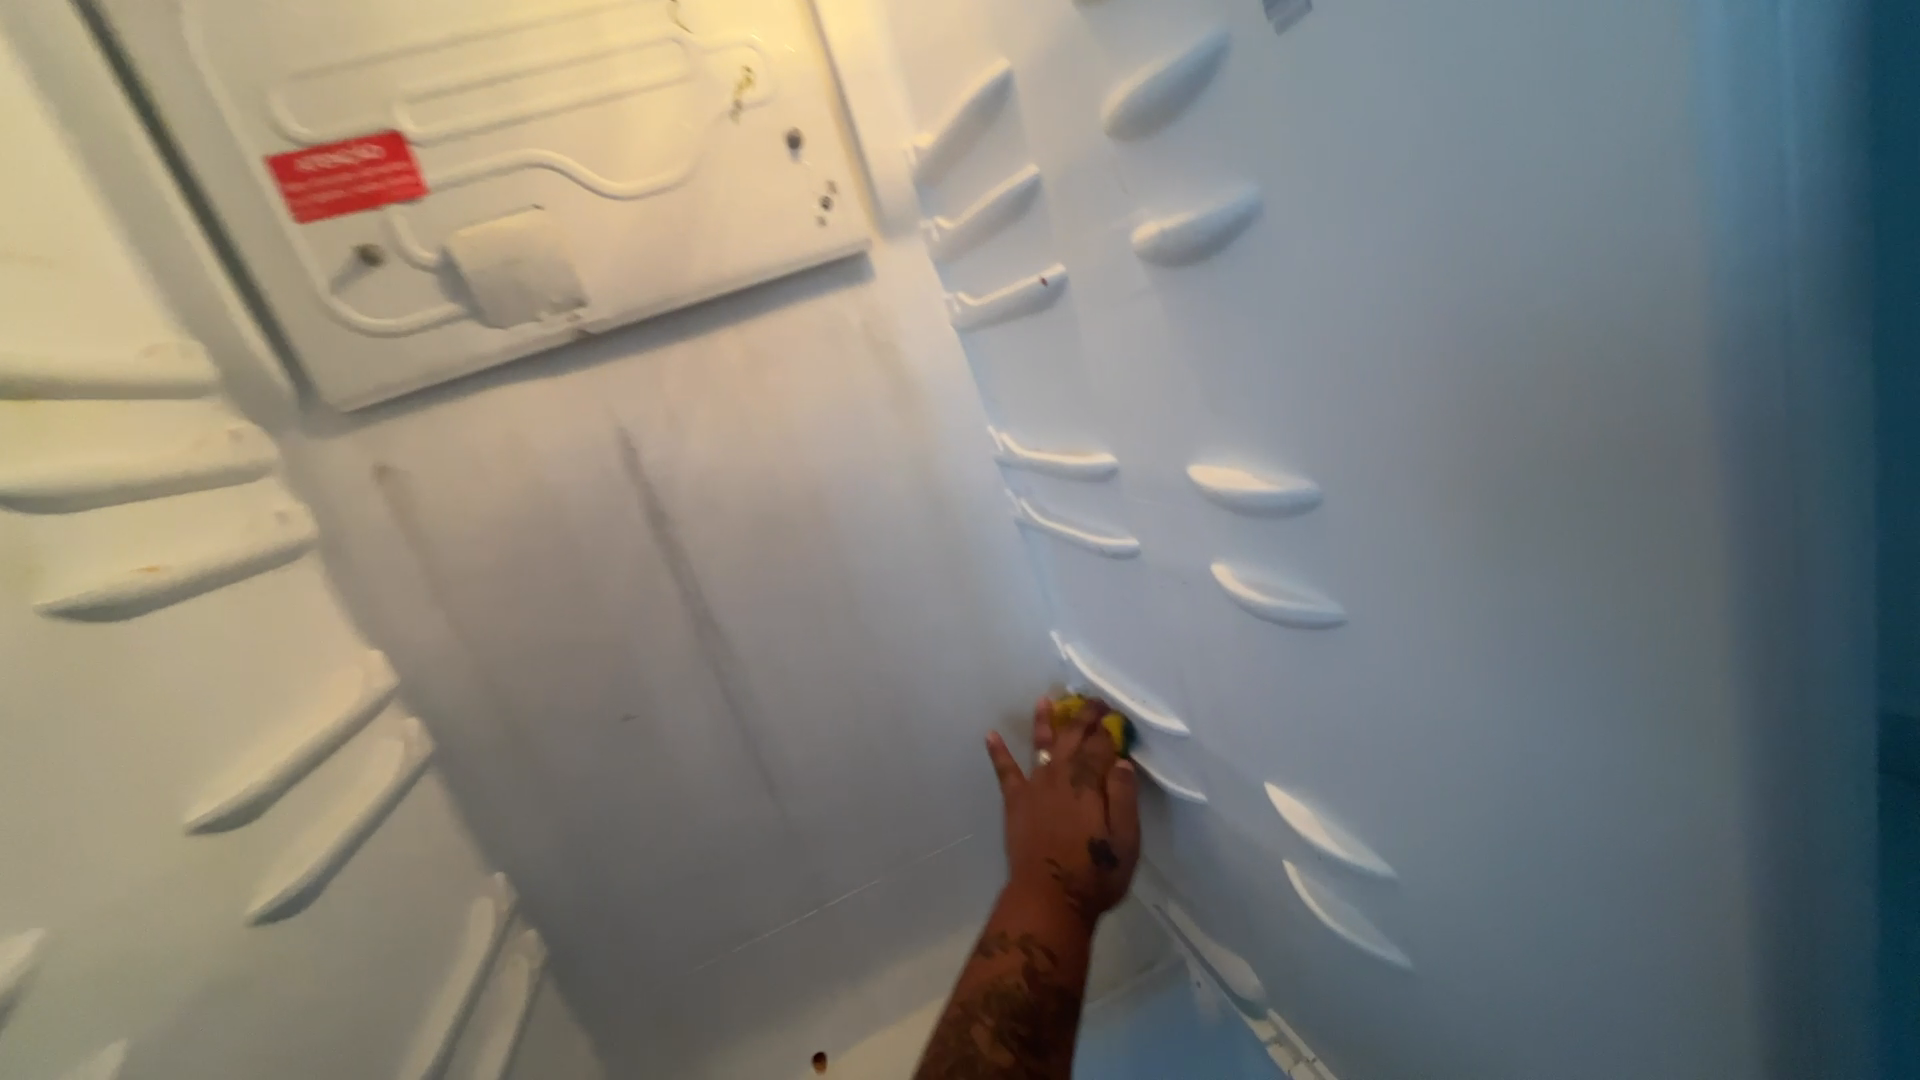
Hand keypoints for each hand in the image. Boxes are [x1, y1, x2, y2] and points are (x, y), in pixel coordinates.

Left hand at [985, 697, 1141, 925]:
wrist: (1048, 898)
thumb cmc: (1094, 875)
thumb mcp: (1126, 841)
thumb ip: (1125, 798)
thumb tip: (1122, 762)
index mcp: (1090, 783)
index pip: (1101, 746)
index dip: (1109, 730)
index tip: (1115, 717)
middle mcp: (1061, 775)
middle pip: (1073, 738)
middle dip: (1083, 717)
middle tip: (1093, 702)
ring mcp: (1035, 785)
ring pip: (1041, 744)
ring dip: (1044, 721)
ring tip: (1045, 700)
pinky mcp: (1015, 800)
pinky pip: (1005, 770)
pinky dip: (998, 751)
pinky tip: (989, 734)